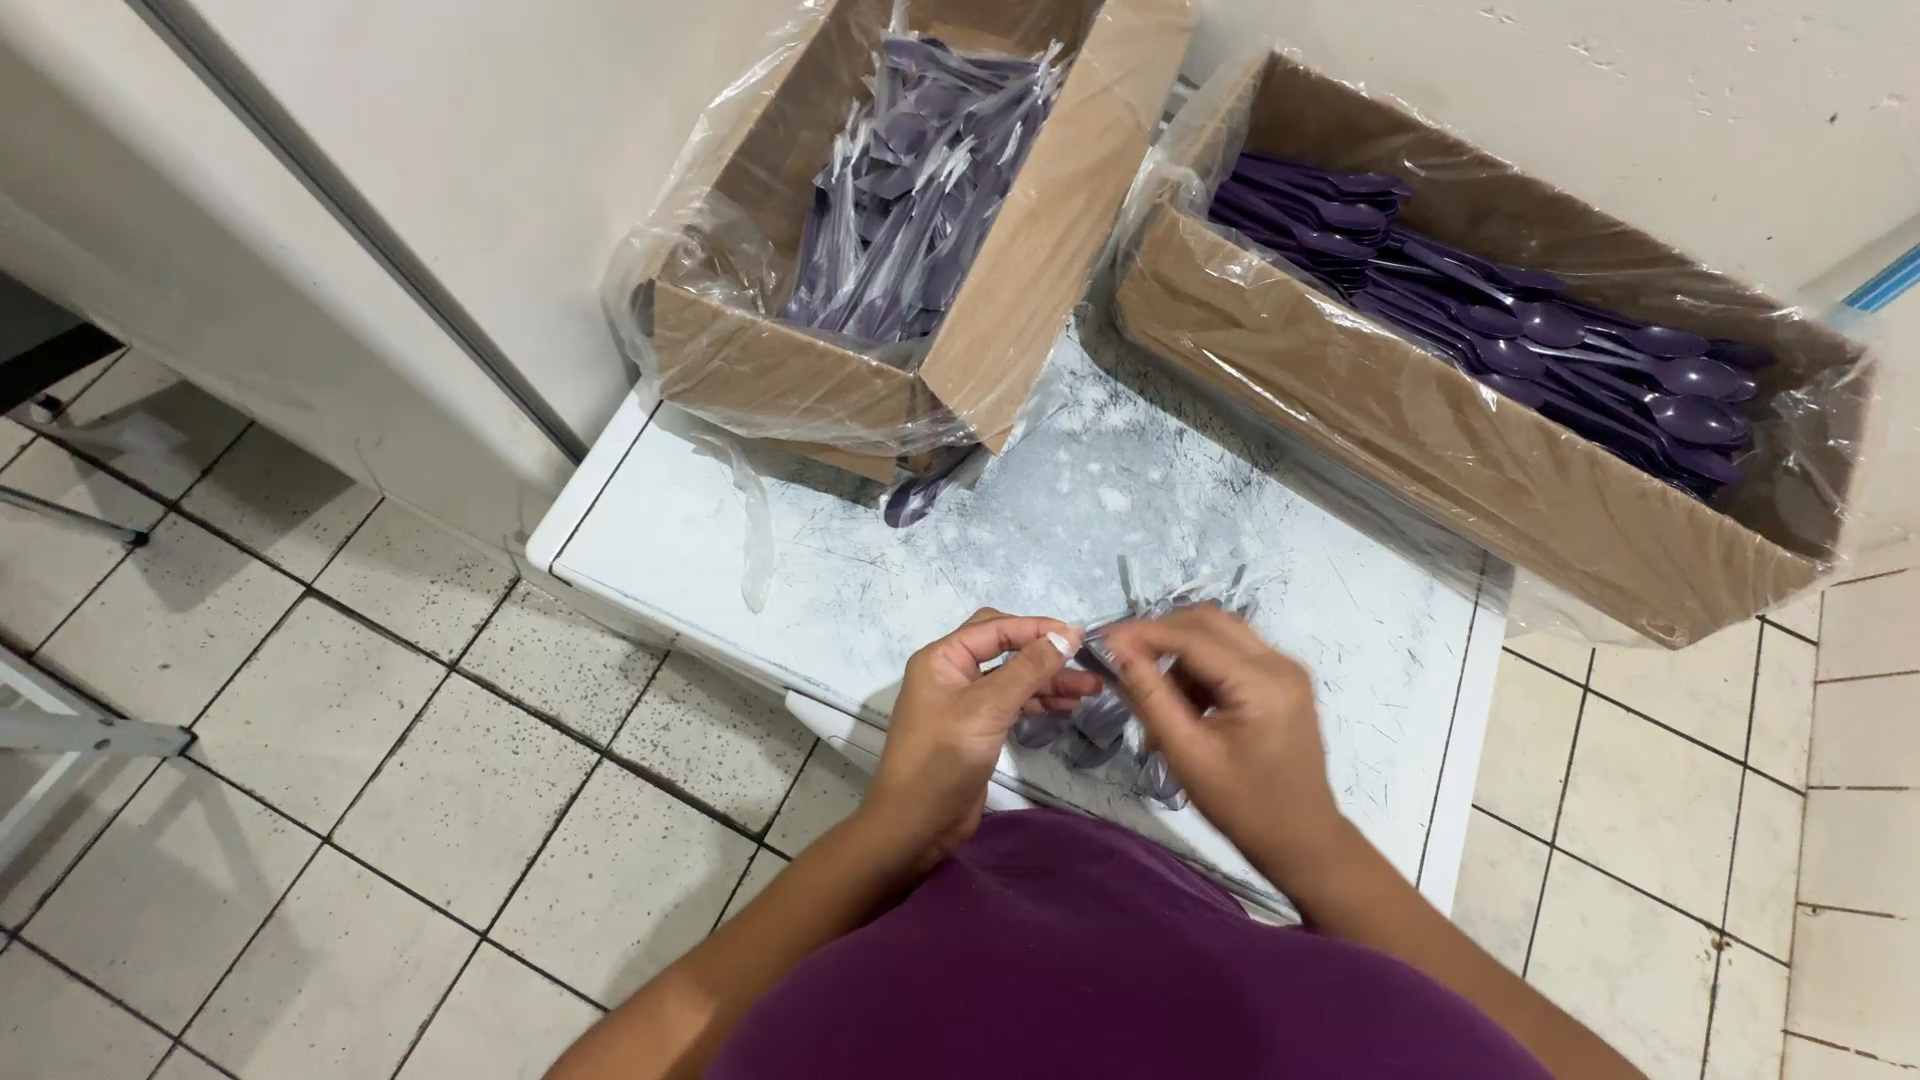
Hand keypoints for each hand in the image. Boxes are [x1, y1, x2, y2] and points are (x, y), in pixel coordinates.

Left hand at [862, 609, 1100, 863]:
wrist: (915, 825)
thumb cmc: (943, 760)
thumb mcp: (988, 708)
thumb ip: (1028, 669)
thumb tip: (1067, 634)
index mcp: (942, 658)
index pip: (995, 627)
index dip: (1037, 628)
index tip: (1078, 637)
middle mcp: (951, 673)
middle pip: (1004, 647)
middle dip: (1043, 651)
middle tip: (1083, 659)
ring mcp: (963, 702)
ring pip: (1012, 677)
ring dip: (1047, 679)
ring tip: (1091, 687)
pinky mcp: (976, 729)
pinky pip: (1011, 703)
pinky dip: (1038, 701)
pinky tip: (1067, 704)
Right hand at [1100, 605, 1345, 879]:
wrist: (1302, 840)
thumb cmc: (1243, 806)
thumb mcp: (1187, 754)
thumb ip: (1150, 696)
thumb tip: (1118, 650)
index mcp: (1262, 685)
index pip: (1192, 637)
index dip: (1143, 633)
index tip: (1103, 641)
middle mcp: (1281, 664)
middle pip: (1208, 621)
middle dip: (1161, 634)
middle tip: (1124, 658)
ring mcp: (1286, 669)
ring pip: (1219, 633)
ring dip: (1180, 654)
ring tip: (1159, 701)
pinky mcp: (1283, 679)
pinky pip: (1232, 653)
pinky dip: (1200, 667)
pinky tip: (1186, 706)